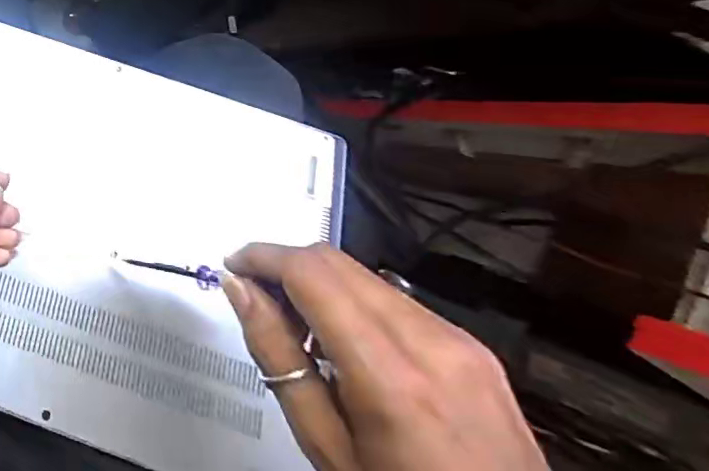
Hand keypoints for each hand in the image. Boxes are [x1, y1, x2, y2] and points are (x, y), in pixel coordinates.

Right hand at [222, 243, 543, 470]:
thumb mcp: (330, 451)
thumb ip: (280, 360)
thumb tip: (242, 291)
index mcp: (392, 377)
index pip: (311, 273)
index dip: (262, 258)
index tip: (234, 268)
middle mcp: (431, 342)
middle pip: (336, 262)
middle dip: (286, 265)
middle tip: (256, 298)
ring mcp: (460, 341)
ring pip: (364, 274)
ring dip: (320, 283)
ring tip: (300, 330)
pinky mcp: (473, 346)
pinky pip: (397, 299)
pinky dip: (357, 303)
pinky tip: (346, 345)